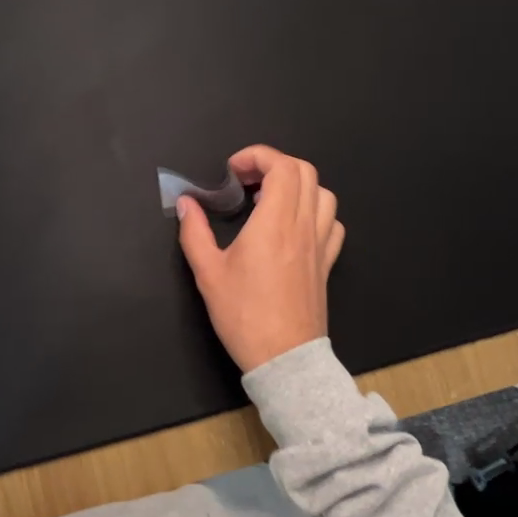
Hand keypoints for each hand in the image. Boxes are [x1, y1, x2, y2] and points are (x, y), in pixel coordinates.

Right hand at [177, 146, 344, 373]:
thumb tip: (185, 204)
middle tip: (246, 181)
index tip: (232, 172)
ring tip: (269, 199)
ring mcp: (320, 245)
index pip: (281, 166)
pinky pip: (332, 223)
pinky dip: (314, 211)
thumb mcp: (207, 273)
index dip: (257, 156)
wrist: (284, 360)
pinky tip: (293, 225)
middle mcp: (303, 226)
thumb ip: (194, 232)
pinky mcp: (327, 264)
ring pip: (322, 194)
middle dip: (274, 164)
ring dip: (296, 185)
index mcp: (274, 223)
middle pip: (305, 171)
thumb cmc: (244, 315)